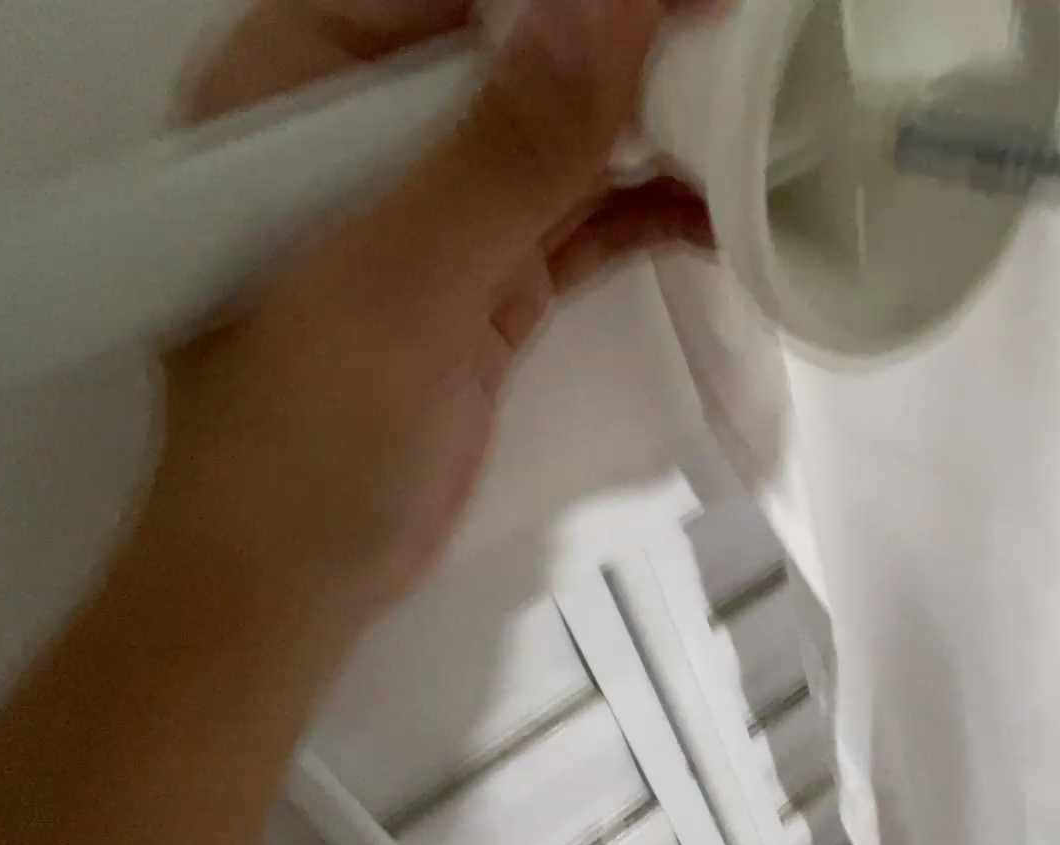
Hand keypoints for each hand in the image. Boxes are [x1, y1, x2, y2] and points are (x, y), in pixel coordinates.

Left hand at [144, 0, 714, 623]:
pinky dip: (645, 218)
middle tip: (749, 53)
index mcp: (304, 82)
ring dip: (654, 135)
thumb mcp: (402, 283)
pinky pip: (580, 226)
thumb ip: (502, 152)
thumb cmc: (311, 432)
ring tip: (756, 127)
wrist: (304, 573)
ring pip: (564, 142)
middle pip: (524, 56)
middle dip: (634, 53)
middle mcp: (376, 130)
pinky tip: (716, 217)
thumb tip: (609, 7)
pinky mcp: (492, 283)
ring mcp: (443, 212)